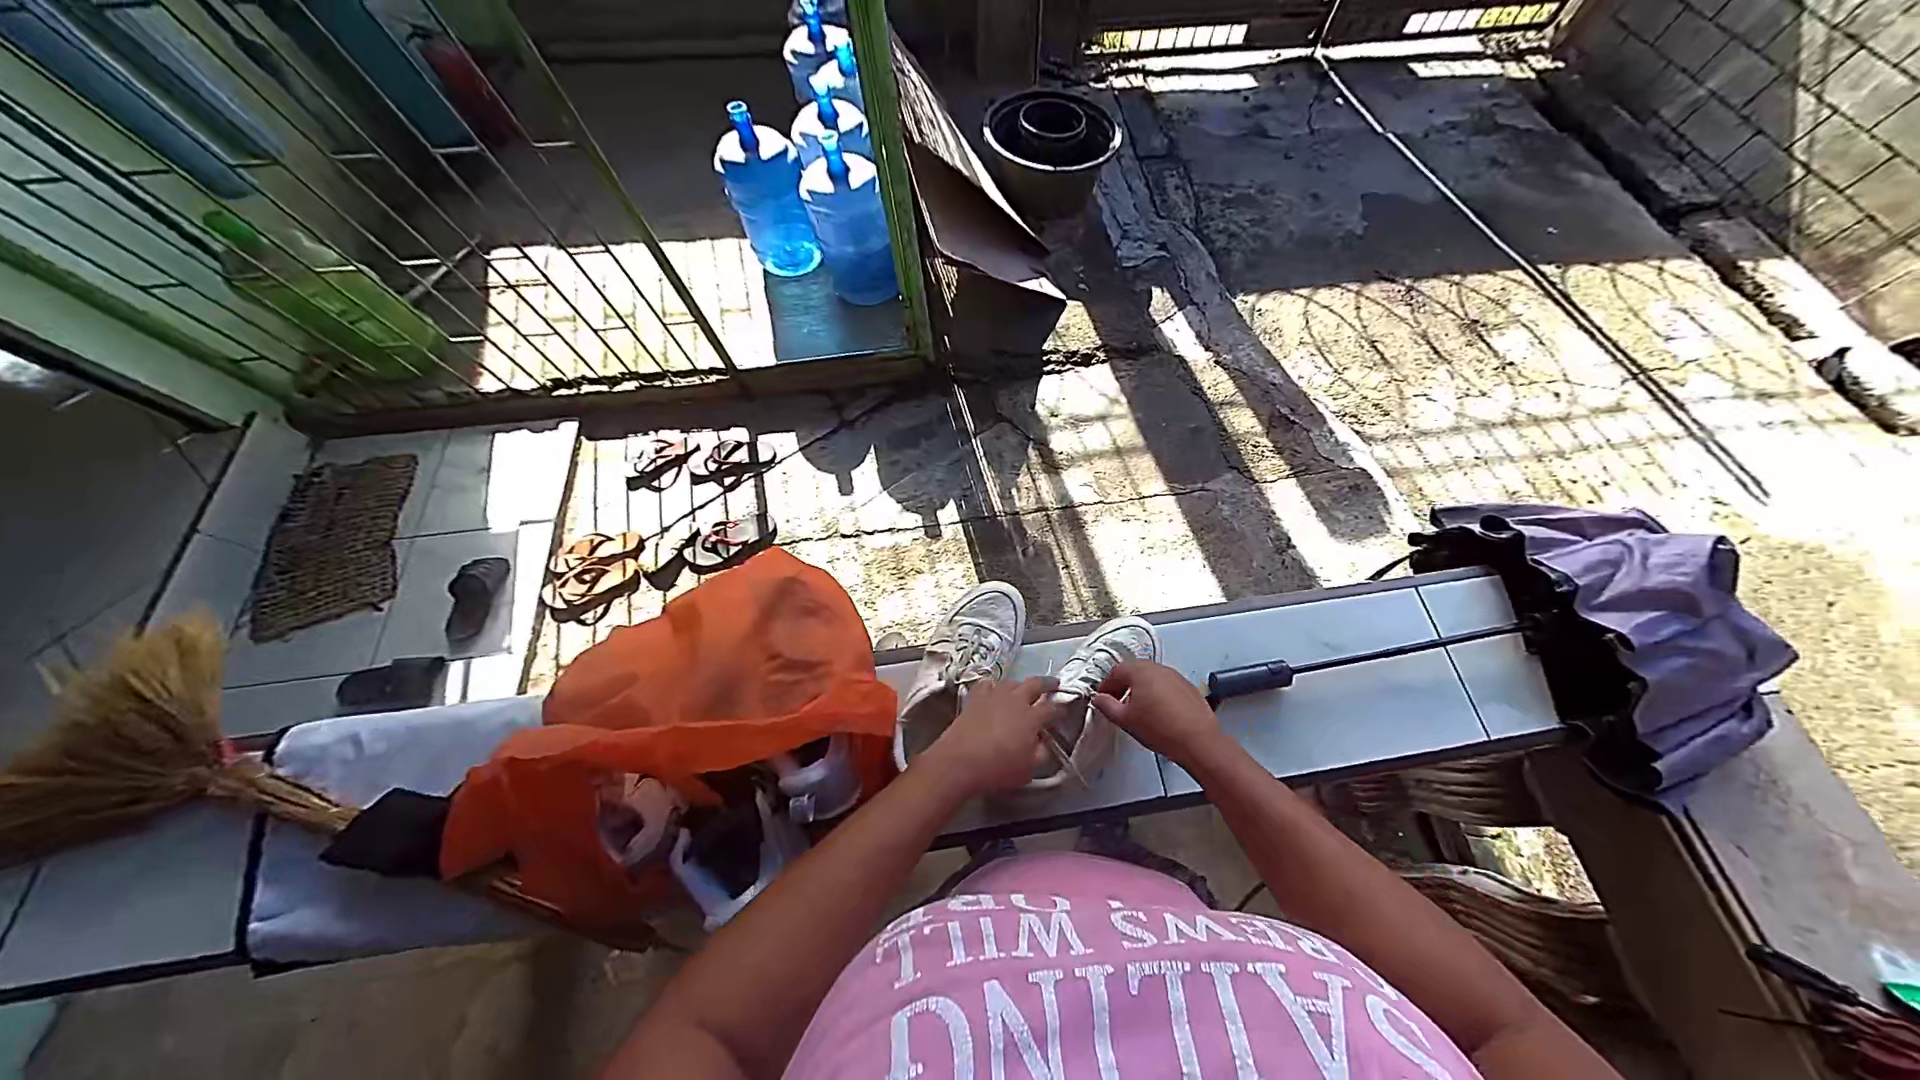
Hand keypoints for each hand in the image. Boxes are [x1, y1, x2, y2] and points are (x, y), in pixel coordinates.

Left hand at [918, 677, 1062, 794]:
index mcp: (1032, 717)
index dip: (1060, 709)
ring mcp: (994, 696)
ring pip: (1012, 681)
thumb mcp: (1028, 769)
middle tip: (1054, 683)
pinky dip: (993, 686)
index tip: (1063, 711)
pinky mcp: (975, 699)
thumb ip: (1040, 753)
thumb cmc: (998, 768)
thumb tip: (1042, 743)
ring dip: (1020, 684)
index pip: (1052, 708)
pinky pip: (987, 685)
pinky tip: (993, 690)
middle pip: (1035, 684)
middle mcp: (1015, 701)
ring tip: (1024, 688)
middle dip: (1048, 683)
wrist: (960, 761)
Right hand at [1091, 660, 1230, 766]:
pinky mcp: (1189, 689)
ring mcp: (1177, 678)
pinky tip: (1158, 714)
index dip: (1107, 685)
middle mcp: (1160, 669)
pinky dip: (1159, 696)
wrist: (1197, 741)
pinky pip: (1168, 687)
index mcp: (1141, 671)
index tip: (1103, 696)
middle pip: (1135, 671)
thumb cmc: (1163, 729)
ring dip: (1142, 690)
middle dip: (1123, 685)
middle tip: (1117, 701)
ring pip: (1152, 679)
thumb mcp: (1125, 719)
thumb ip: (1107, 706)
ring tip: (1137, 710)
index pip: (1116, 671)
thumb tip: (1100, 700)